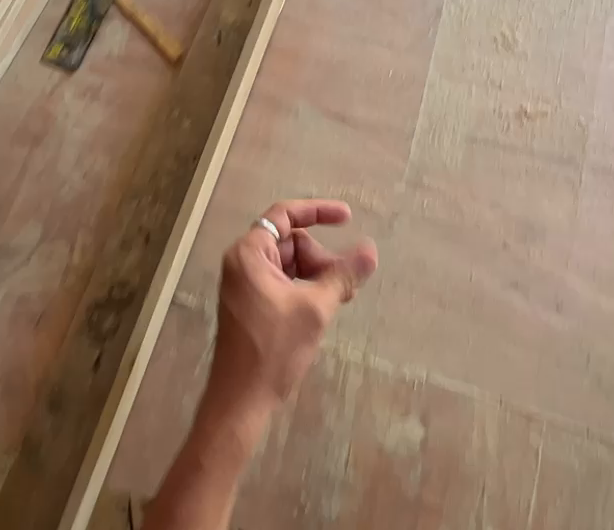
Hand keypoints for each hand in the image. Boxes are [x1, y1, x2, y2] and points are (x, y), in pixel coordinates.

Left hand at [207, 199, 378, 415]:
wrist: (241, 401)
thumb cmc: (273, 349)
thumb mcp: (315, 308)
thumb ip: (343, 274)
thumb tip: (371, 250)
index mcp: (249, 253)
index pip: (285, 215)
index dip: (318, 211)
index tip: (348, 217)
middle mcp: (243, 262)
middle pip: (292, 242)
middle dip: (321, 258)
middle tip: (345, 286)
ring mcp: (245, 284)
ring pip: (291, 264)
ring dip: (317, 276)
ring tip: (340, 299)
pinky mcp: (251, 303)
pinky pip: (284, 282)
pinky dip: (306, 288)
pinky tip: (324, 308)